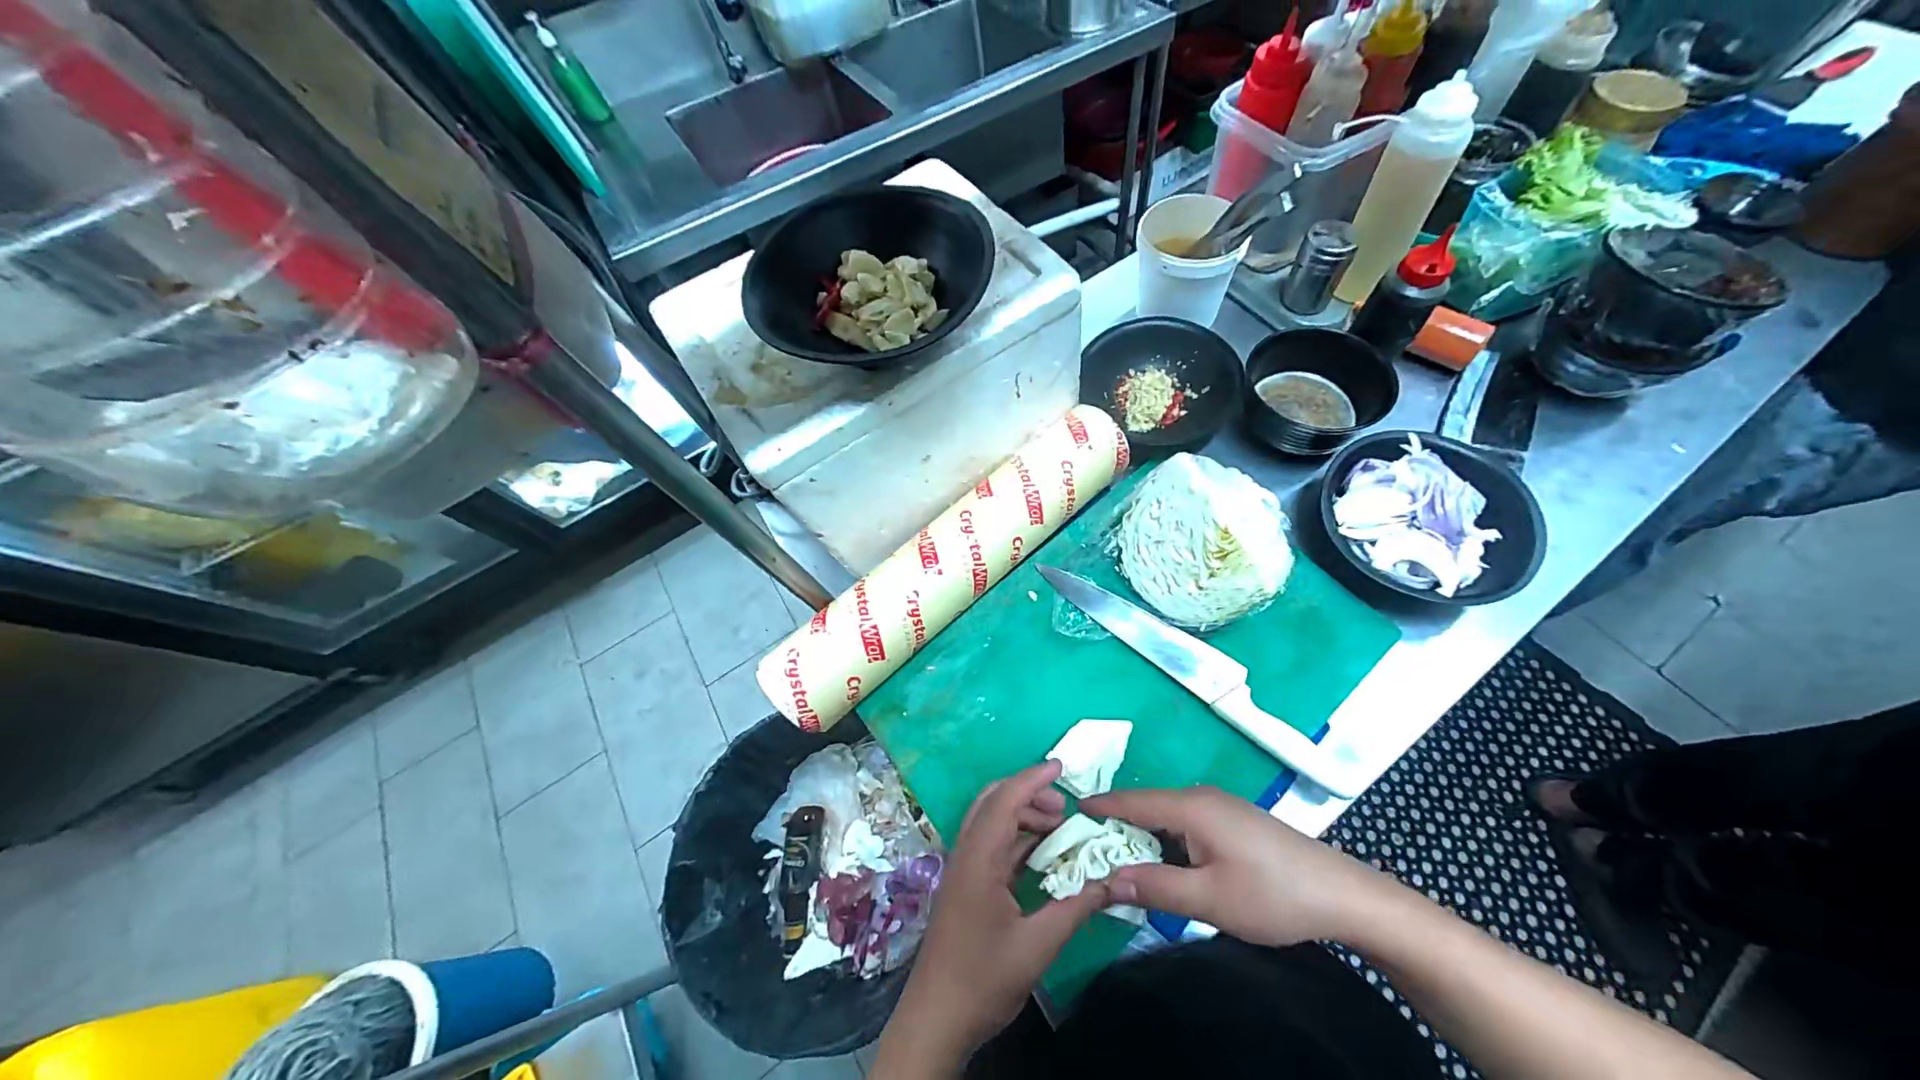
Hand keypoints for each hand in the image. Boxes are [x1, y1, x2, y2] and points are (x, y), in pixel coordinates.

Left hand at [872, 761, 1111, 1076]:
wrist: (935, 1019)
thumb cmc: (982, 980)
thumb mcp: (1037, 947)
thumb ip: (1074, 908)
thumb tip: (1111, 882)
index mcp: (978, 860)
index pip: (1004, 801)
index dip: (1032, 779)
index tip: (1062, 767)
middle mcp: (966, 855)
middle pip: (993, 804)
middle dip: (1028, 795)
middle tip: (1065, 808)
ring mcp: (963, 871)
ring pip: (991, 824)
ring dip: (1023, 818)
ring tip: (1060, 830)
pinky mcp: (965, 887)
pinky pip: (992, 847)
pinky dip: (1016, 840)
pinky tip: (1042, 857)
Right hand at [1079, 786, 1394, 946]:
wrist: (1343, 895)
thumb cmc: (1273, 895)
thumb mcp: (1209, 899)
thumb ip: (1155, 887)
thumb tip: (1107, 879)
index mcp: (1190, 807)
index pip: (1130, 801)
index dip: (1097, 808)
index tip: (1065, 816)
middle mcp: (1200, 798)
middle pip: (1145, 808)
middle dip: (1115, 829)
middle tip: (1085, 854)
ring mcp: (1219, 808)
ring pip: (1165, 819)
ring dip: (1141, 839)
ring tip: (1115, 864)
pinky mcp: (1232, 822)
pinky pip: (1184, 825)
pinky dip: (1163, 842)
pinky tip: (1161, 866)